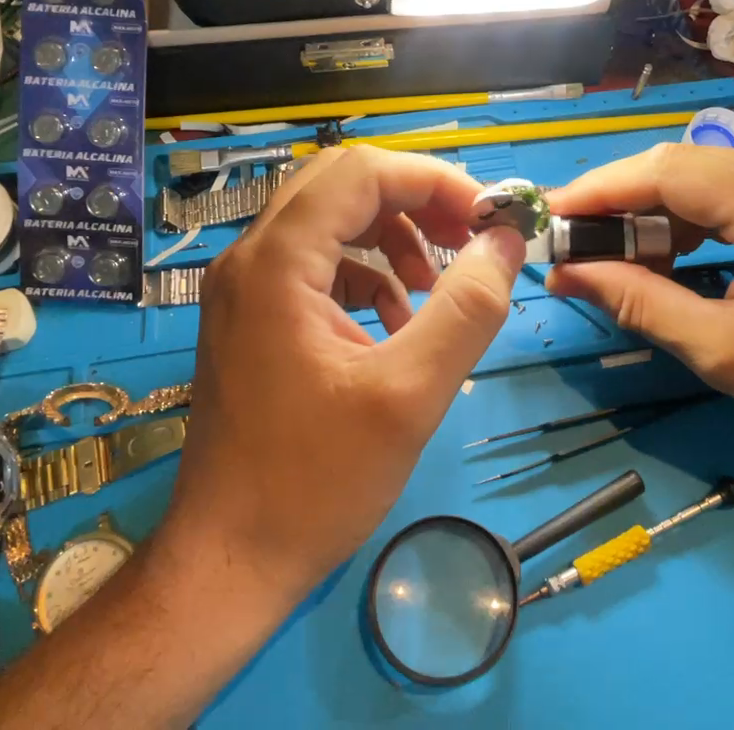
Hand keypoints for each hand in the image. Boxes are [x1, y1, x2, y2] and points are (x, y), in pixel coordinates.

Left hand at [160, 146, 526, 600]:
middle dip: (413, 202)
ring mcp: (243, 291)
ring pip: (327, 225)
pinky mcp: (249, 322)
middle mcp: (250, 260)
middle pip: (340, 187)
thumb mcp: (409, 394)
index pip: (361, 172)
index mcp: (277, 262)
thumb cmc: (315, 482)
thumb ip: (466, 308)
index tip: (487, 220)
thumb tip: (505, 241)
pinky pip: (314, 269)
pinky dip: (363, 278)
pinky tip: (394, 327)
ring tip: (432, 291)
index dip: (433, 181)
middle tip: (466, 240)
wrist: (228, 561)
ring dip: (389, 240)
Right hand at [544, 144, 733, 487]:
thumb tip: (566, 274)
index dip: (600, 189)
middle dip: (622, 201)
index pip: (669, 172)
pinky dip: (696, 223)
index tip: (549, 213)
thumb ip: (639, 302)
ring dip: (658, 214)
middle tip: (573, 241)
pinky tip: (669, 256)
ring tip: (613, 257)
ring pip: (712, 179)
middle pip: (687, 166)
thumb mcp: (724, 351)